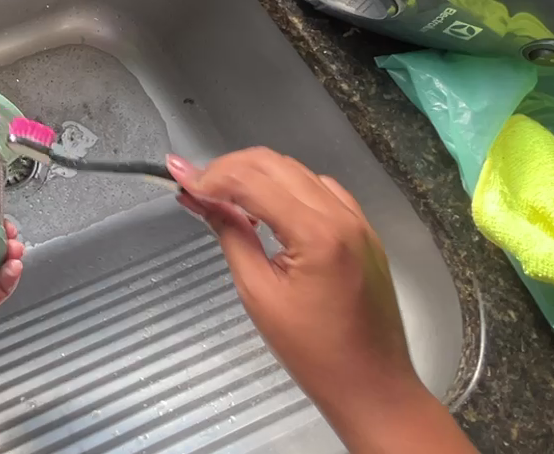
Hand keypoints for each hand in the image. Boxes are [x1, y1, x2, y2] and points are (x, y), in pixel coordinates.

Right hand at [167, 149, 427, 429]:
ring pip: (293, 169)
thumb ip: (229, 233)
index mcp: (316, 234)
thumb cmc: (312, 351)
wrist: (375, 390)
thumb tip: (196, 196)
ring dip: (255, 174)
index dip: (208, 176)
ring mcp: (357, 221)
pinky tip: (269, 207)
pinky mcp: (363, 231)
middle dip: (227, 169)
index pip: (250, 181)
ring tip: (226, 198)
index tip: (177, 177)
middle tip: (197, 188)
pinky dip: (287, 185)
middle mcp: (341, 216)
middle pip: (271, 164)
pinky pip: (319, 187)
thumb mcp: (257, 292)